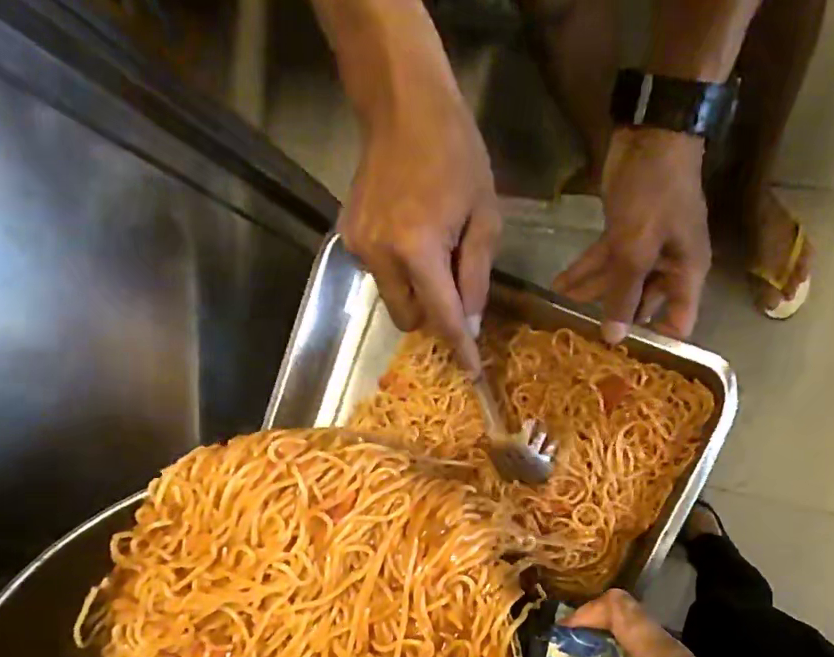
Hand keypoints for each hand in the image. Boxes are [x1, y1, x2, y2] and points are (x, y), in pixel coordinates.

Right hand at [341, 83, 499, 375]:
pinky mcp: (348, 235)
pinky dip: (399, 272)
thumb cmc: (456, 154)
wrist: (402, 104)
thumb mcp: (485, 218)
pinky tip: (412, 237)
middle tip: (454, 283)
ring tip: (433, 251)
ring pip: (392, 301)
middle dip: (434, 314)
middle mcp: (381, 256)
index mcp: (418, 251)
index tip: (472, 373)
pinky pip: (380, 276)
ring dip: (416, 294)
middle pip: (410, 319)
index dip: (460, 348)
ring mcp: (358, 247)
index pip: (443, 318)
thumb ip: (476, 277)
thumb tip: (470, 325)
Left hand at [555, 127, 710, 342]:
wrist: (652, 133)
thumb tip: (613, 337)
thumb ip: (624, 294)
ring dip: (592, 295)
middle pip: (643, 307)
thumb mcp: (637, 249)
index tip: (629, 364)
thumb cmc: (656, 194)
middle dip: (616, 322)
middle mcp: (668, 269)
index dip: (658, 345)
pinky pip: (605, 262)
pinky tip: (560, 285)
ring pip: (618, 284)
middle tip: (585, 344)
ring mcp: (647, 251)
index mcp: (685, 276)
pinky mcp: (625, 234)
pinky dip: (585, 272)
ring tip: (561, 314)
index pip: (678, 324)